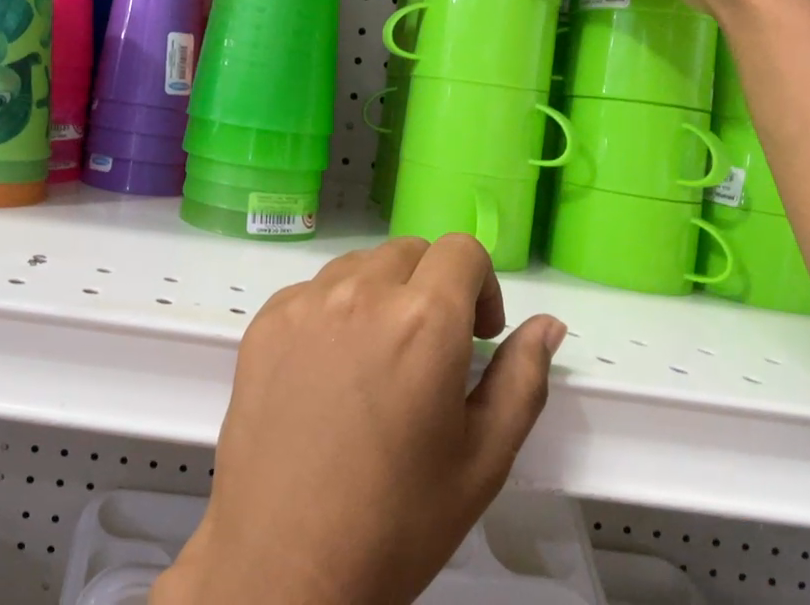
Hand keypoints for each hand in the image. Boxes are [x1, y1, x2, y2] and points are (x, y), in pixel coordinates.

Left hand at [151, 235, 565, 604]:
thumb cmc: (397, 518)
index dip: (481, 286)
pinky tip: (330, 371)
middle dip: (432, 286)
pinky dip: (331, 310)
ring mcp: (303, 304)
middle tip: (432, 351)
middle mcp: (359, 292)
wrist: (285, 558)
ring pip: (357, 266)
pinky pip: (310, 291)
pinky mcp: (263, 323)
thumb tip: (546, 324)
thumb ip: (522, 378)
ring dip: (381, 293)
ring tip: (379, 361)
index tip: (478, 335)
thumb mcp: (484, 458)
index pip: (461, 250)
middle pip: (408, 253)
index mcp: (424, 319)